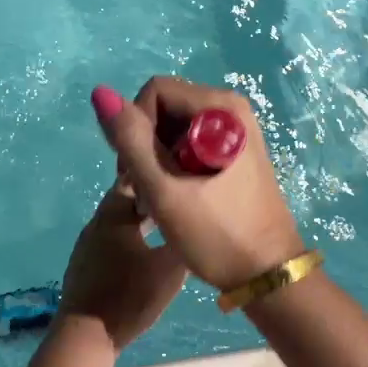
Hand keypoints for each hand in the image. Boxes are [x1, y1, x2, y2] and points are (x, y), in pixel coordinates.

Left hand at [57, 188, 188, 351]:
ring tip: (162, 220)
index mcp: (115, 214)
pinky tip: (140, 247)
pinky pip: (108, 237)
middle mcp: (98, 222)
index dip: (154, 173)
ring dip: (137, 215)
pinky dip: (126, 234)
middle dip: (147, 194)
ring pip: (116, 219)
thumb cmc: (130, 296)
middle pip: (123, 198)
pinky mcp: (84, 262)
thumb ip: (185, 243)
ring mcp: (87, 243)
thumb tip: (197, 226)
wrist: (86, 333)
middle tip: (173, 195)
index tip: (176, 172)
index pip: (134, 178)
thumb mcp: (171, 271)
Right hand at [91, 77, 306, 290]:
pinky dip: (174, 165)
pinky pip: (191, 142)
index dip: (135, 127)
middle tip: (146, 190)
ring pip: (174, 128)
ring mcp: (237, 129)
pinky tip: (175, 195)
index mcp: (220, 107)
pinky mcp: (236, 150)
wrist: (267, 275)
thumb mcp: (163, 188)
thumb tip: (100, 92)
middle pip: (165, 107)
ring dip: (156, 159)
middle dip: (145, 144)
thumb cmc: (215, 233)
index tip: (135, 172)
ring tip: (158, 197)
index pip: (155, 92)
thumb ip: (130, 139)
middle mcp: (231, 108)